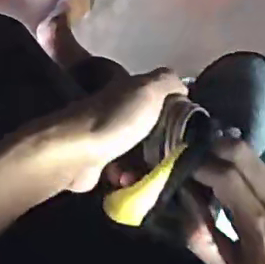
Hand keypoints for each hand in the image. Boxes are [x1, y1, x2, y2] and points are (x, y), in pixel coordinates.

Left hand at [27, 68, 185, 192]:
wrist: (77, 150)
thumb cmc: (117, 118)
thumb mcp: (149, 90)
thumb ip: (168, 82)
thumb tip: (183, 86)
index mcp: (129, 90)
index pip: (159, 98)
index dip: (174, 114)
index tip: (187, 133)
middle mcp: (117, 109)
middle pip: (150, 129)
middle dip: (162, 148)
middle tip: (172, 162)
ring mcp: (105, 135)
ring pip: (137, 153)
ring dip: (145, 168)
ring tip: (146, 176)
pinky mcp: (97, 160)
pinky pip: (122, 171)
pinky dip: (127, 178)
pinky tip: (126, 181)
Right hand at [193, 139, 264, 263]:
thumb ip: (206, 237)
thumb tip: (183, 194)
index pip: (229, 179)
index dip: (203, 165)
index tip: (186, 164)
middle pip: (248, 156)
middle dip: (219, 148)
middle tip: (202, 154)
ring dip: (242, 164)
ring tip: (228, 176)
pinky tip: (261, 196)